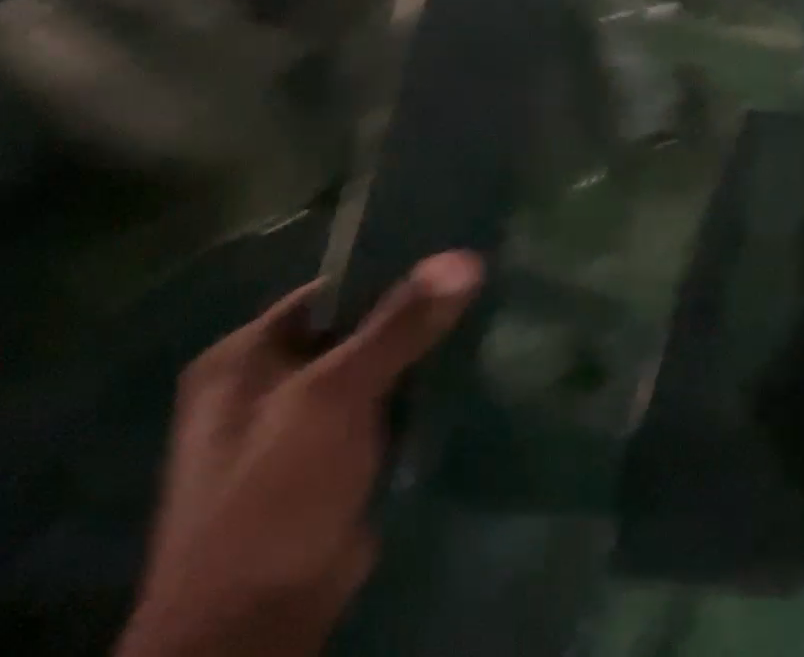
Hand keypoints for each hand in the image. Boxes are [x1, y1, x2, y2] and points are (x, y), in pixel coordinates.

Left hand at [116, 253, 484, 656]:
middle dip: (418, 318)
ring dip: (427, 359)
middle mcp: (269, 386)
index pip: (330, 292)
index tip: (459, 262)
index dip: (391, 273)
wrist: (257, 612)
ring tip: (494, 327)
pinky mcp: (343, 461)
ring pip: (381, 373)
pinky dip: (427, 398)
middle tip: (489, 292)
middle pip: (358, 332)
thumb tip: (465, 257)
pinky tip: (474, 381)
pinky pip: (392, 411)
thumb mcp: (335, 396)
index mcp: (243, 359)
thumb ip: (398, 327)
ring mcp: (306, 428)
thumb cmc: (277, 491)